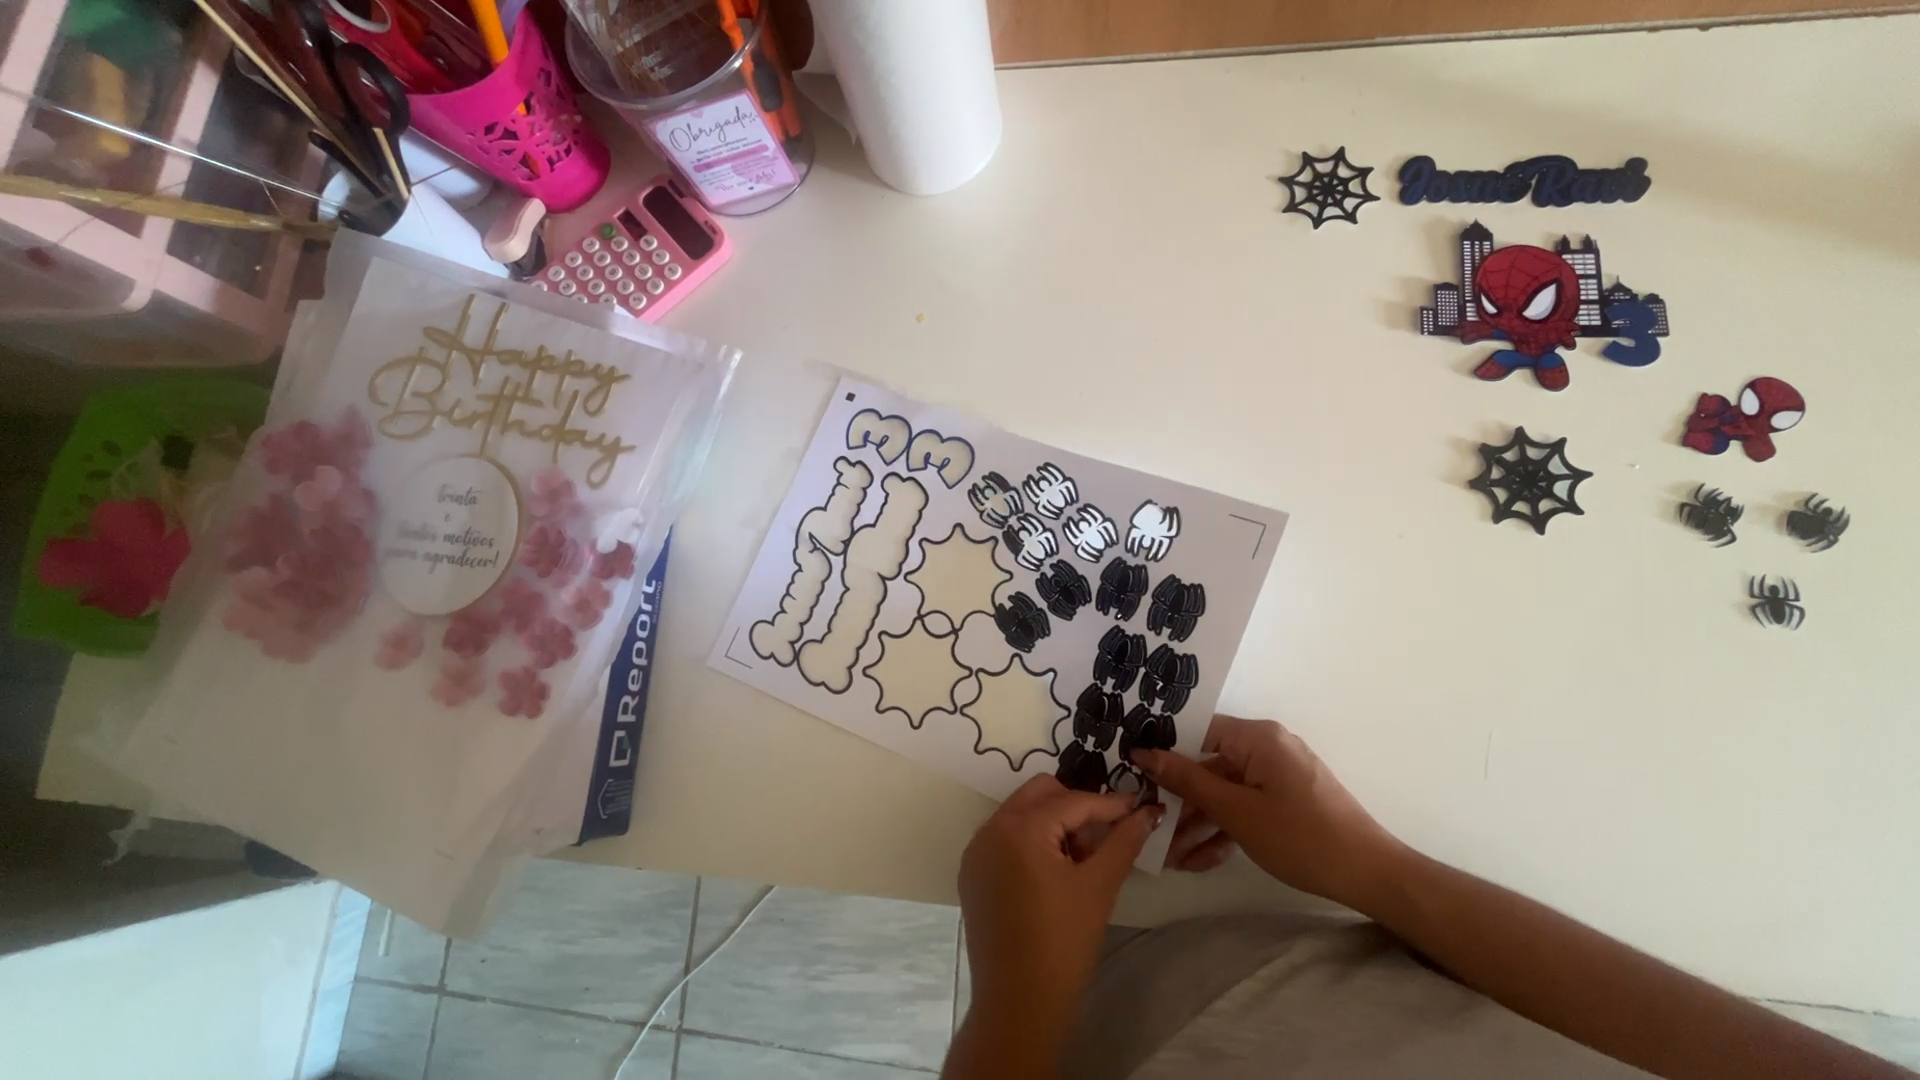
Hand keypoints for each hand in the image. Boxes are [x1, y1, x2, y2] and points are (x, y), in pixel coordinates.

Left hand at [958, 776, 1162, 1016]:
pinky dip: (1032, 842)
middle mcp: (990, 829)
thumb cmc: (1063, 943)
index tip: (1141, 808)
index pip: (1072, 801)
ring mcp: (976, 852)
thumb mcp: (1099, 887)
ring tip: (1081, 862)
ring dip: (1054, 823)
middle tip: (1103, 839)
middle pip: (1040, 794)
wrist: (1018, 1004)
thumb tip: (1148, 812)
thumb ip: (1123, 841)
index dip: (1110, 805)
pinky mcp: (972, 874)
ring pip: (1021, 813)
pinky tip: (1054, 875)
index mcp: (1019, 828)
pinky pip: (1005, 839)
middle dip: (1076, 807)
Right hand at [1132, 715, 1405, 909]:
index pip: (1198, 730)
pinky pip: (1245, 807)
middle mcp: (1267, 748)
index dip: (1164, 750)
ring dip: (1198, 823)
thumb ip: (1188, 780)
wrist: (1371, 876)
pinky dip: (1225, 829)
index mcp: (1257, 738)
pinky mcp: (1285, 801)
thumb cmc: (1301, 837)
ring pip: (1225, 792)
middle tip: (1148, 823)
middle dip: (1180, 801)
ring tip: (1170, 857)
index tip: (1132, 770)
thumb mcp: (1236, 811)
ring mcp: (1277, 776)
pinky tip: (1199, 861)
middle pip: (1209, 765)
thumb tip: (1144, 752)